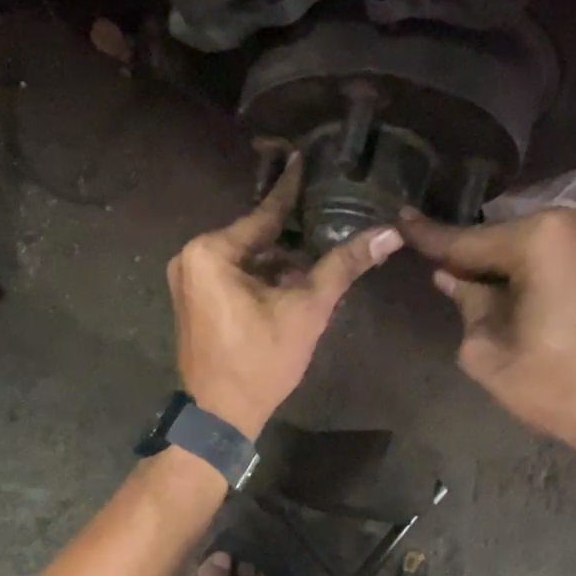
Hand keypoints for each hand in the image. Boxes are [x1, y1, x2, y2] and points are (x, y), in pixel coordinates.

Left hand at [168, 155, 403, 436]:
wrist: (220, 415)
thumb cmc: (259, 361)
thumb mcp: (305, 310)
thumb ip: (342, 266)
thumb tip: (388, 233)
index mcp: (211, 252)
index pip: (265, 215)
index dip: (292, 192)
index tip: (304, 159)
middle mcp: (191, 259)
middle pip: (255, 239)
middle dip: (292, 240)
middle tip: (331, 222)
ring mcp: (187, 281)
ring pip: (245, 260)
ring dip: (279, 264)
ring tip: (319, 260)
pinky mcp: (192, 301)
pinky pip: (231, 278)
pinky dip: (260, 280)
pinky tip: (292, 285)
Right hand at [399, 206, 575, 467]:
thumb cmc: (564, 389)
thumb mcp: (491, 355)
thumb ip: (467, 306)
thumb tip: (454, 279)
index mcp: (545, 237)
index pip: (469, 240)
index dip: (429, 236)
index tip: (400, 219)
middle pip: (511, 238)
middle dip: (480, 260)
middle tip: (450, 280)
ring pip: (546, 245)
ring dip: (517, 268)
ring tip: (496, 299)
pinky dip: (551, 272)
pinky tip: (539, 302)